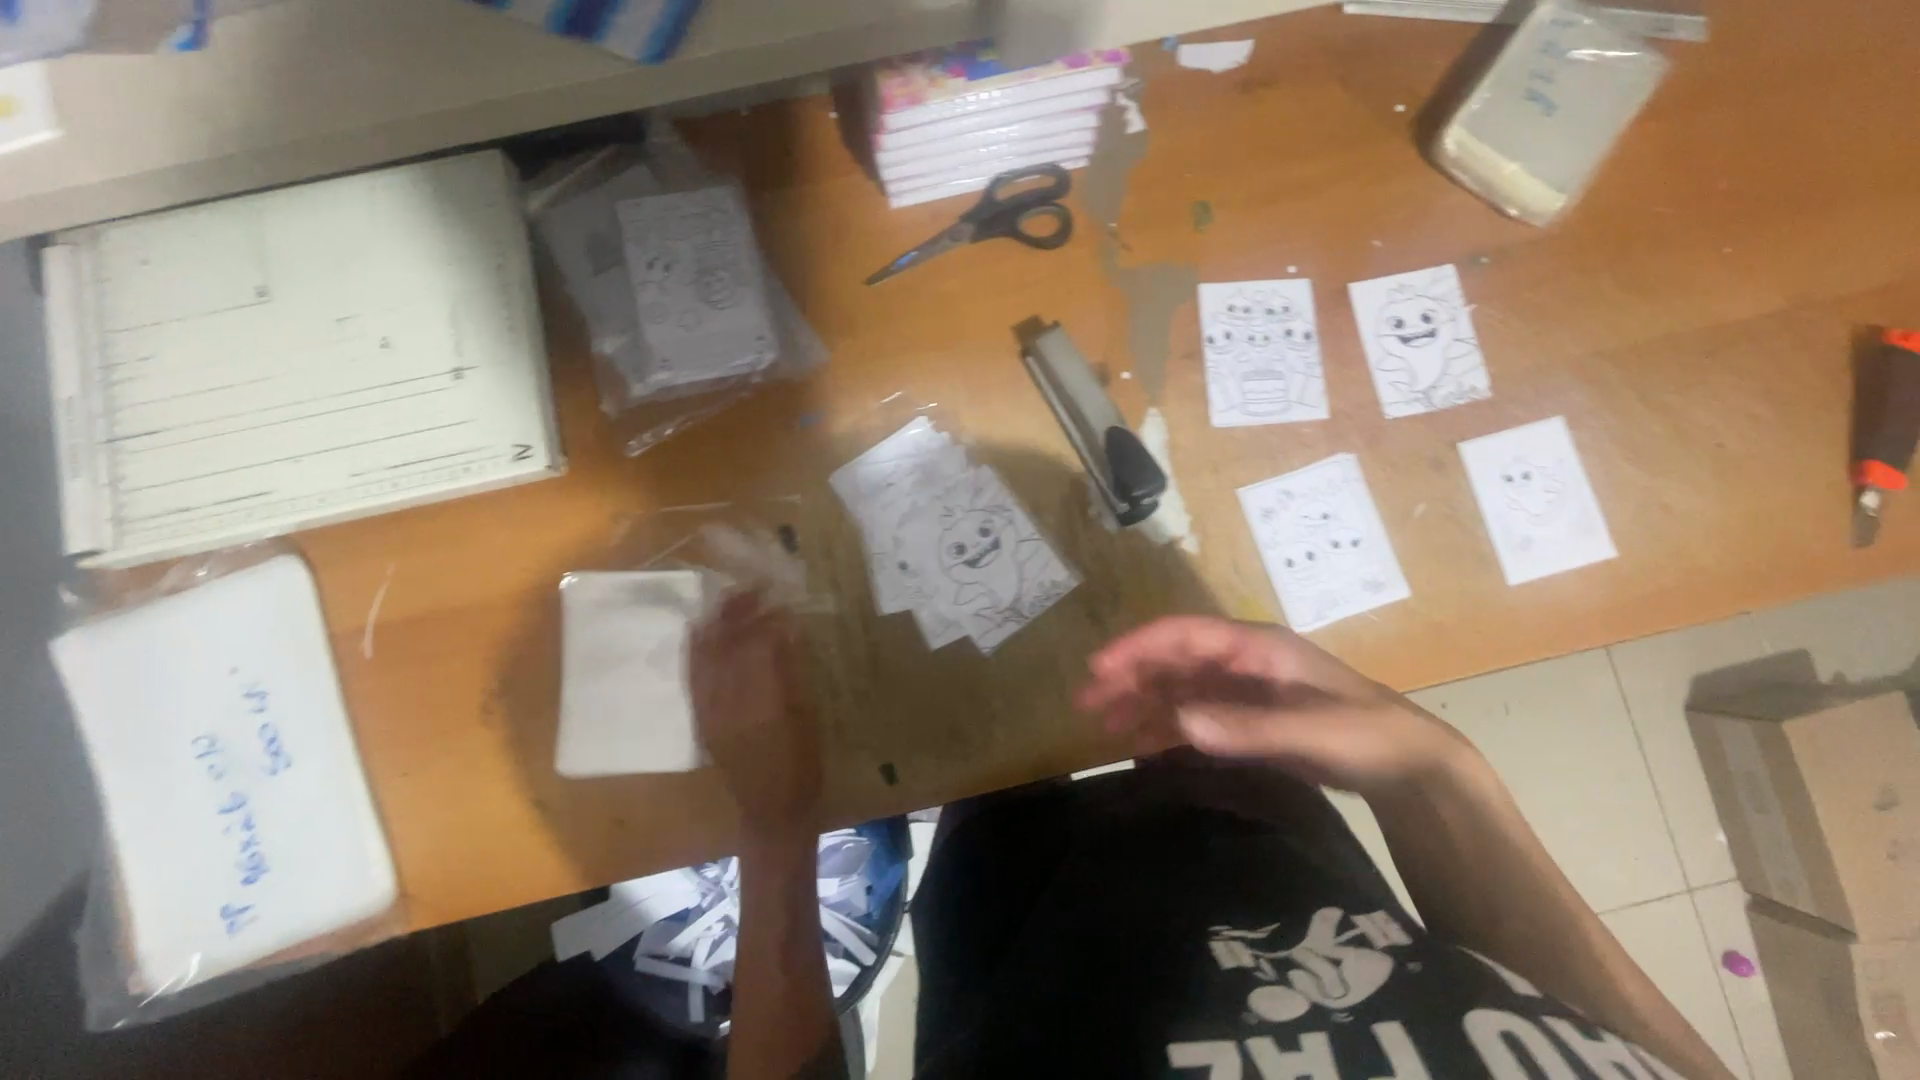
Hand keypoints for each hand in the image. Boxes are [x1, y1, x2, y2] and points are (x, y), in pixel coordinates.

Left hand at [690, 590, 821, 839]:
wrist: (771, 812)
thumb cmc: (801, 765)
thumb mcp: (806, 716)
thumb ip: (792, 671)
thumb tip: (787, 628)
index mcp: (760, 702)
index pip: (755, 646)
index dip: (766, 618)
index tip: (779, 599)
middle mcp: (726, 704)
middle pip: (724, 647)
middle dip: (735, 613)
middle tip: (750, 590)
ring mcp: (708, 713)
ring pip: (703, 659)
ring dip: (714, 626)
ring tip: (727, 602)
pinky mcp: (701, 721)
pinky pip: (692, 678)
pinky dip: (696, 651)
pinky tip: (702, 634)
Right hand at [1075, 616, 1478, 796]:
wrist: (1410, 765)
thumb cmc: (1367, 735)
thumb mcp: (1311, 731)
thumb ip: (1246, 727)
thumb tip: (1180, 721)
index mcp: (1256, 647)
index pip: (1184, 635)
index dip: (1139, 647)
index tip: (1100, 668)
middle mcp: (1242, 662)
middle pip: (1172, 660)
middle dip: (1128, 677)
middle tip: (1086, 702)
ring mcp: (1243, 691)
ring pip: (1178, 688)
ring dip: (1140, 702)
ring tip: (1103, 725)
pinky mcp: (1248, 720)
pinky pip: (1194, 717)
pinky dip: (1165, 727)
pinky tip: (1141, 744)